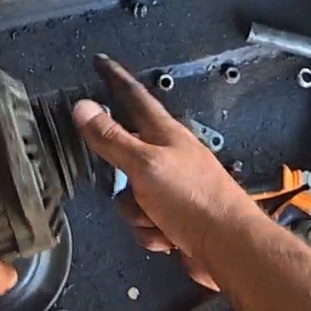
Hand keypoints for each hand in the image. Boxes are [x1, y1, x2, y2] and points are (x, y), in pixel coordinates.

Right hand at [72, 55, 270, 288]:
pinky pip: (143, 224)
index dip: (115, 79)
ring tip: (159, 217)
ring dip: (138, 214)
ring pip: (129, 198)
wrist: (227, 248)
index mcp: (165, 134)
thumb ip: (112, 138)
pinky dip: (151, 234)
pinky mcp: (173, 219)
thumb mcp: (145, 164)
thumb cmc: (195, 199)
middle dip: (121, 180)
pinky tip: (168, 236)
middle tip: (133, 186)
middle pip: (124, 157)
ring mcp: (172, 189)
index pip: (134, 97)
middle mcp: (169, 156)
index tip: (101, 62)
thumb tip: (83, 107)